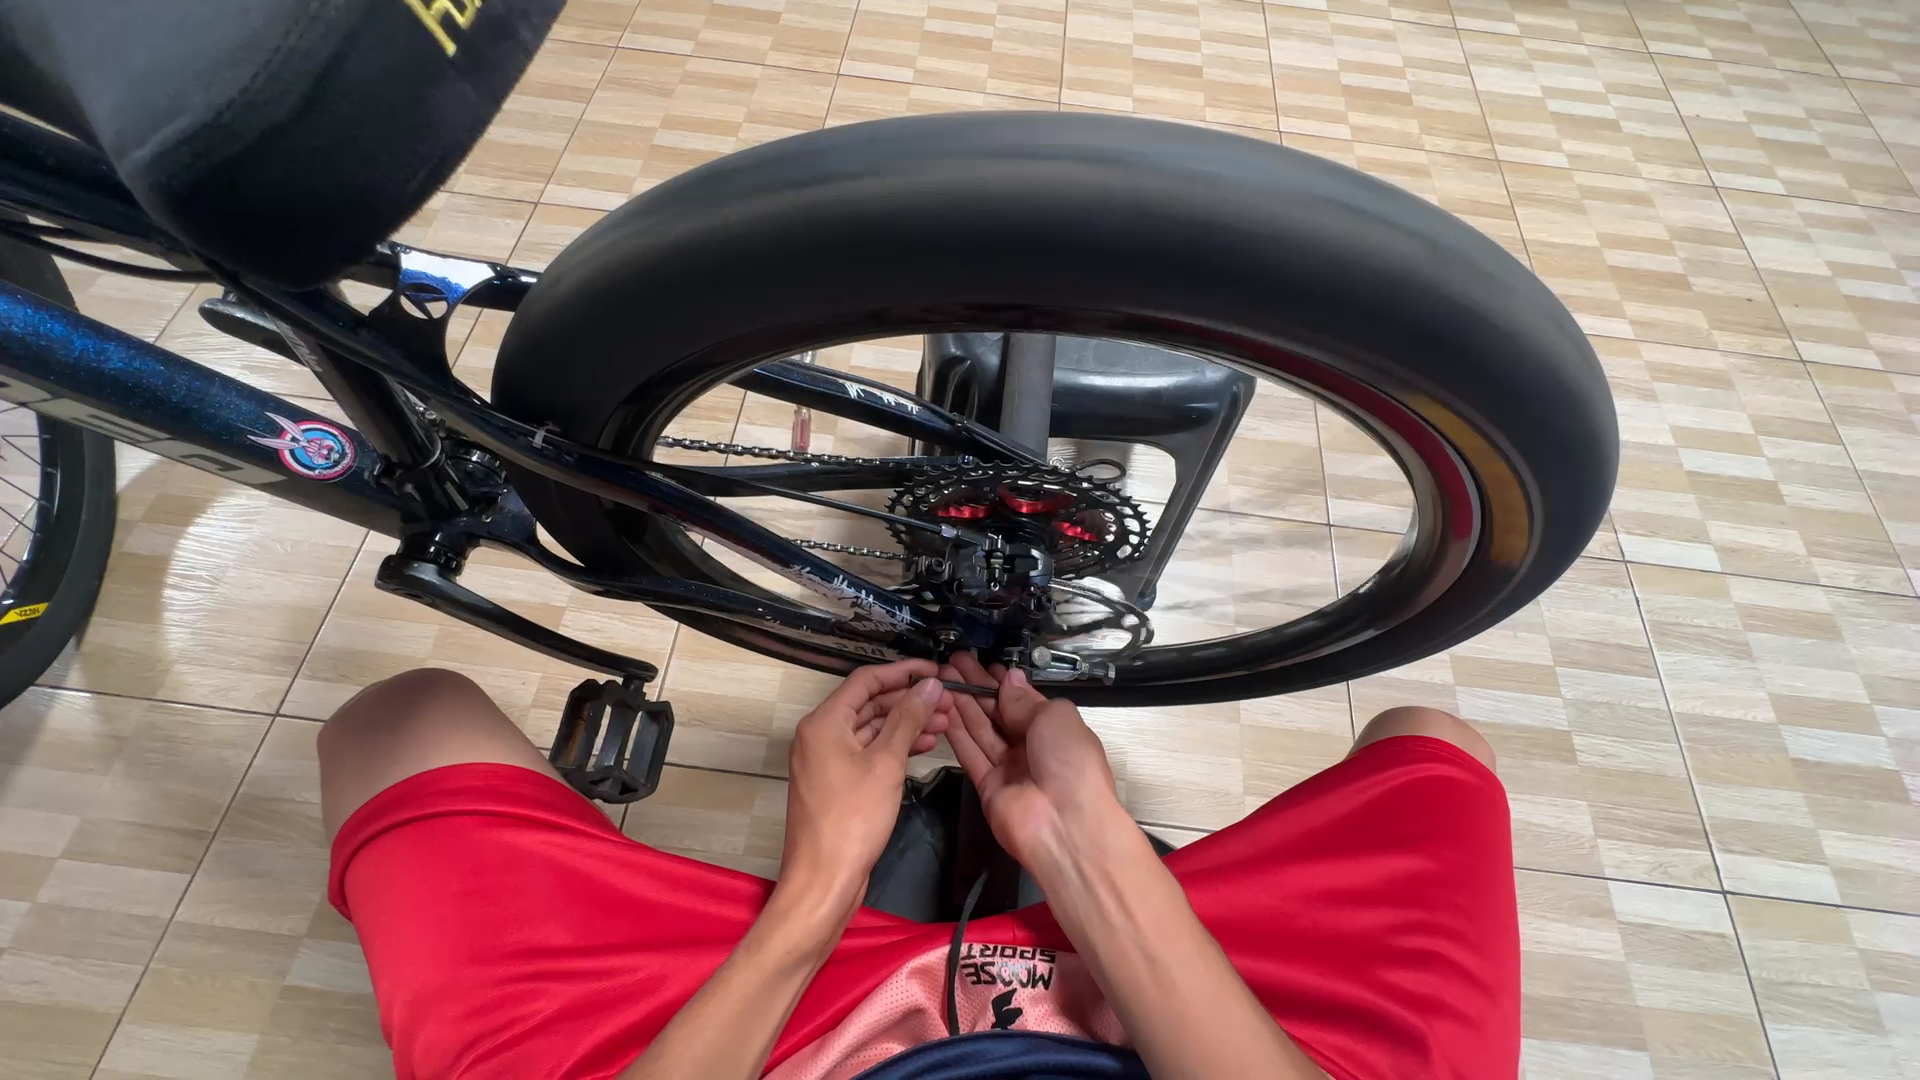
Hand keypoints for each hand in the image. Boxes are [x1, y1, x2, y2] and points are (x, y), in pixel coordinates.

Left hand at [782, 659, 955, 917]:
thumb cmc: (852, 819)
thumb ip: (908, 719)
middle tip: (948, 700)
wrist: (824, 881)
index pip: (866, 680)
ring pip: (872, 728)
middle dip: (909, 700)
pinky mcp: (838, 782)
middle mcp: (821, 734)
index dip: (903, 672)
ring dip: (907, 723)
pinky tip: (926, 745)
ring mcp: (828, 759)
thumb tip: (929, 686)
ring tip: (946, 722)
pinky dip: (895, 746)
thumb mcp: (886, 763)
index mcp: (824, 722)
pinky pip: (869, 751)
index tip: (935, 671)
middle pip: (870, 703)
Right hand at [938, 652, 1126, 871]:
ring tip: (941, 679)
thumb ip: (1025, 699)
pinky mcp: (988, 786)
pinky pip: (970, 754)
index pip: (1022, 700)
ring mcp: (1009, 768)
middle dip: (976, 688)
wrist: (1066, 825)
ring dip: (962, 704)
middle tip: (952, 665)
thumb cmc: (1071, 762)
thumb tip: (1009, 678)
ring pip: (981, 730)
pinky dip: (956, 732)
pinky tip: (942, 709)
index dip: (1001, 681)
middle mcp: (1031, 747)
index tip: (980, 663)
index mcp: (1054, 729)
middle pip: (998, 712)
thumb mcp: (1055, 717)